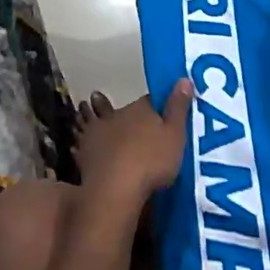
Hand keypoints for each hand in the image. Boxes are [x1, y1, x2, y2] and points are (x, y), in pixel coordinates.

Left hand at [74, 82, 194, 202]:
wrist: (115, 190)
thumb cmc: (152, 161)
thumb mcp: (175, 135)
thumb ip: (178, 107)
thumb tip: (183, 78)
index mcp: (141, 108)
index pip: (151, 101)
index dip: (158, 109)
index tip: (164, 119)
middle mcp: (118, 114)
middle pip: (130, 114)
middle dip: (136, 122)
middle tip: (145, 137)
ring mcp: (98, 132)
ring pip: (105, 123)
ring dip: (109, 127)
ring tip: (108, 130)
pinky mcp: (85, 153)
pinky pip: (89, 142)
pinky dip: (91, 143)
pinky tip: (89, 145)